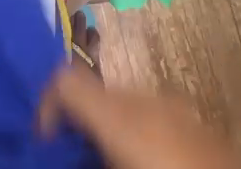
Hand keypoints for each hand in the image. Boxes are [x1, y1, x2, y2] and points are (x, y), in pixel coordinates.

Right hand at [38, 65, 240, 168]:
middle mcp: (145, 99)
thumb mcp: (118, 160)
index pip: (63, 81)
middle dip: (77, 123)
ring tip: (108, 161)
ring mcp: (175, 109)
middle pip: (92, 92)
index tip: (43, 142)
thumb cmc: (171, 168)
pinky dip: (135, 133)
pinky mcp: (197, 123)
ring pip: (122, 103)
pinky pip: (151, 116)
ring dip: (106, 129)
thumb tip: (65, 149)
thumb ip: (88, 150)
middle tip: (72, 159)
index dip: (45, 106)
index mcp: (121, 114)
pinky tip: (145, 159)